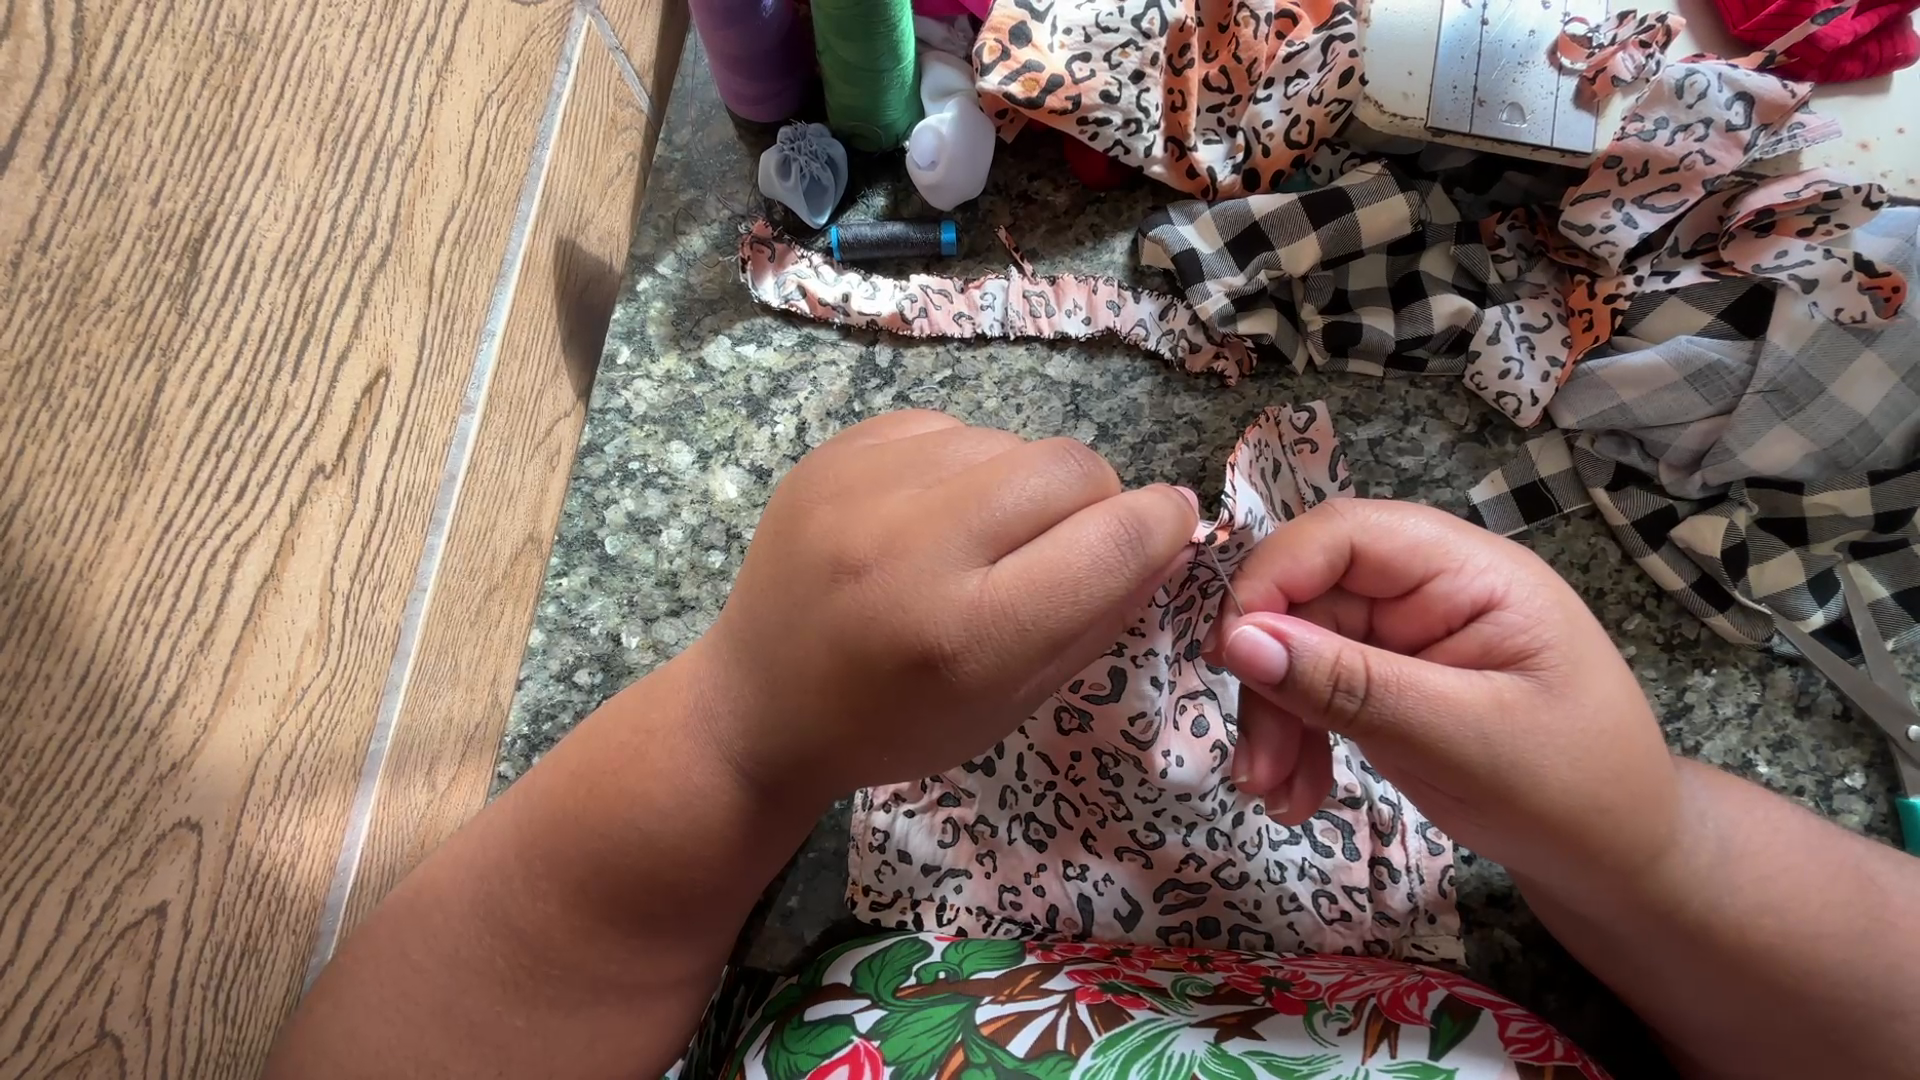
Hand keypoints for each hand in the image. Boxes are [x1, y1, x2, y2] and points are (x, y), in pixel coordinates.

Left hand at [695, 410, 1199, 806]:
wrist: (757, 705)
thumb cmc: (893, 726)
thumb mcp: (1009, 703)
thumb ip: (1097, 619)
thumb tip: (1165, 535)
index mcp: (967, 634)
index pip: (1111, 542)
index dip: (1162, 525)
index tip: (1166, 526)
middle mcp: (913, 545)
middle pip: (1069, 466)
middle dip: (1096, 500)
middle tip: (1065, 540)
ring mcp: (861, 486)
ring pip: (1009, 439)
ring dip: (1022, 483)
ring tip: (980, 534)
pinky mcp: (832, 452)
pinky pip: (947, 426)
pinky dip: (964, 464)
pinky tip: (930, 510)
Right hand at [1204, 499, 1680, 899]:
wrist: (1616, 859)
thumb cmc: (1574, 793)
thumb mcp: (1463, 741)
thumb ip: (1349, 686)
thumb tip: (1237, 643)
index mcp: (1466, 570)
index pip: (1341, 534)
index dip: (1272, 578)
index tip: (1230, 654)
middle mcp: (1419, 586)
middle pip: (1301, 598)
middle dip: (1268, 679)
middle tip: (1254, 762)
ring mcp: (1393, 631)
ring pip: (1289, 646)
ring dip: (1270, 718)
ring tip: (1272, 791)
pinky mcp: (1373, 672)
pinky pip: (1304, 686)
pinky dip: (1288, 737)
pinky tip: (1295, 792)